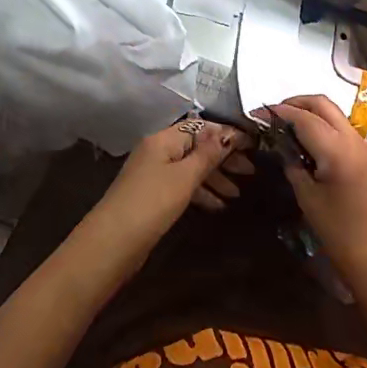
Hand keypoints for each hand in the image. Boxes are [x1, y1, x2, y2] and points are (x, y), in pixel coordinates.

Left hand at [92, 118, 254, 242]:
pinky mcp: (153, 195)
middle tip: (250, 172)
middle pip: (196, 146)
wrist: (114, 241)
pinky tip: (217, 206)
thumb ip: (207, 154)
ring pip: (190, 168)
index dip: (226, 134)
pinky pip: (182, 185)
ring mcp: (153, 173)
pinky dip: (200, 192)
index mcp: (163, 139)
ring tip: (237, 194)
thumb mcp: (185, 176)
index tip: (253, 144)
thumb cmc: (153, 203)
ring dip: (214, 178)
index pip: (200, 126)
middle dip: (223, 158)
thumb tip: (227, 132)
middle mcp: (157, 151)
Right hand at [258, 96, 366, 270]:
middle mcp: (355, 142)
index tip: (258, 113)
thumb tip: (283, 144)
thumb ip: (293, 163)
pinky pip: (345, 130)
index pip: (305, 118)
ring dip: (312, 114)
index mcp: (338, 152)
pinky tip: (310, 143)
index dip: (280, 112)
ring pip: (336, 115)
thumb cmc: (336, 231)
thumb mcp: (305, 195)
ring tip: (289, 127)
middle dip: (297, 103)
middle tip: (274, 114)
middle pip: (324, 104)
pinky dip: (325, 127)